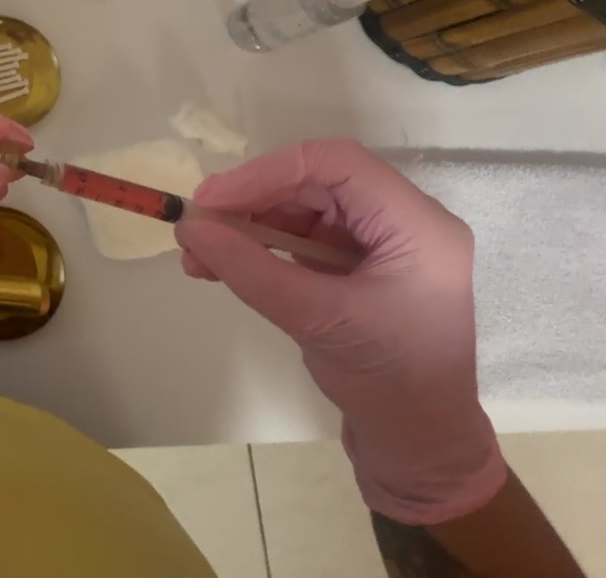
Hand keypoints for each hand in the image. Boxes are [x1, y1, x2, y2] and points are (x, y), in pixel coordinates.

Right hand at [175, 138, 506, 525]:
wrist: (417, 440)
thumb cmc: (387, 379)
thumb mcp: (314, 319)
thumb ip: (249, 268)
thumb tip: (188, 227)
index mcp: (414, 226)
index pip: (334, 165)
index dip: (266, 173)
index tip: (212, 201)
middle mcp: (400, 220)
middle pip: (311, 181)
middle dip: (248, 199)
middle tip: (198, 223)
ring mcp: (375, 239)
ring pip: (295, 204)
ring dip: (243, 224)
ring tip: (198, 254)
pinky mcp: (350, 259)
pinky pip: (293, 232)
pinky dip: (253, 244)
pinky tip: (217, 264)